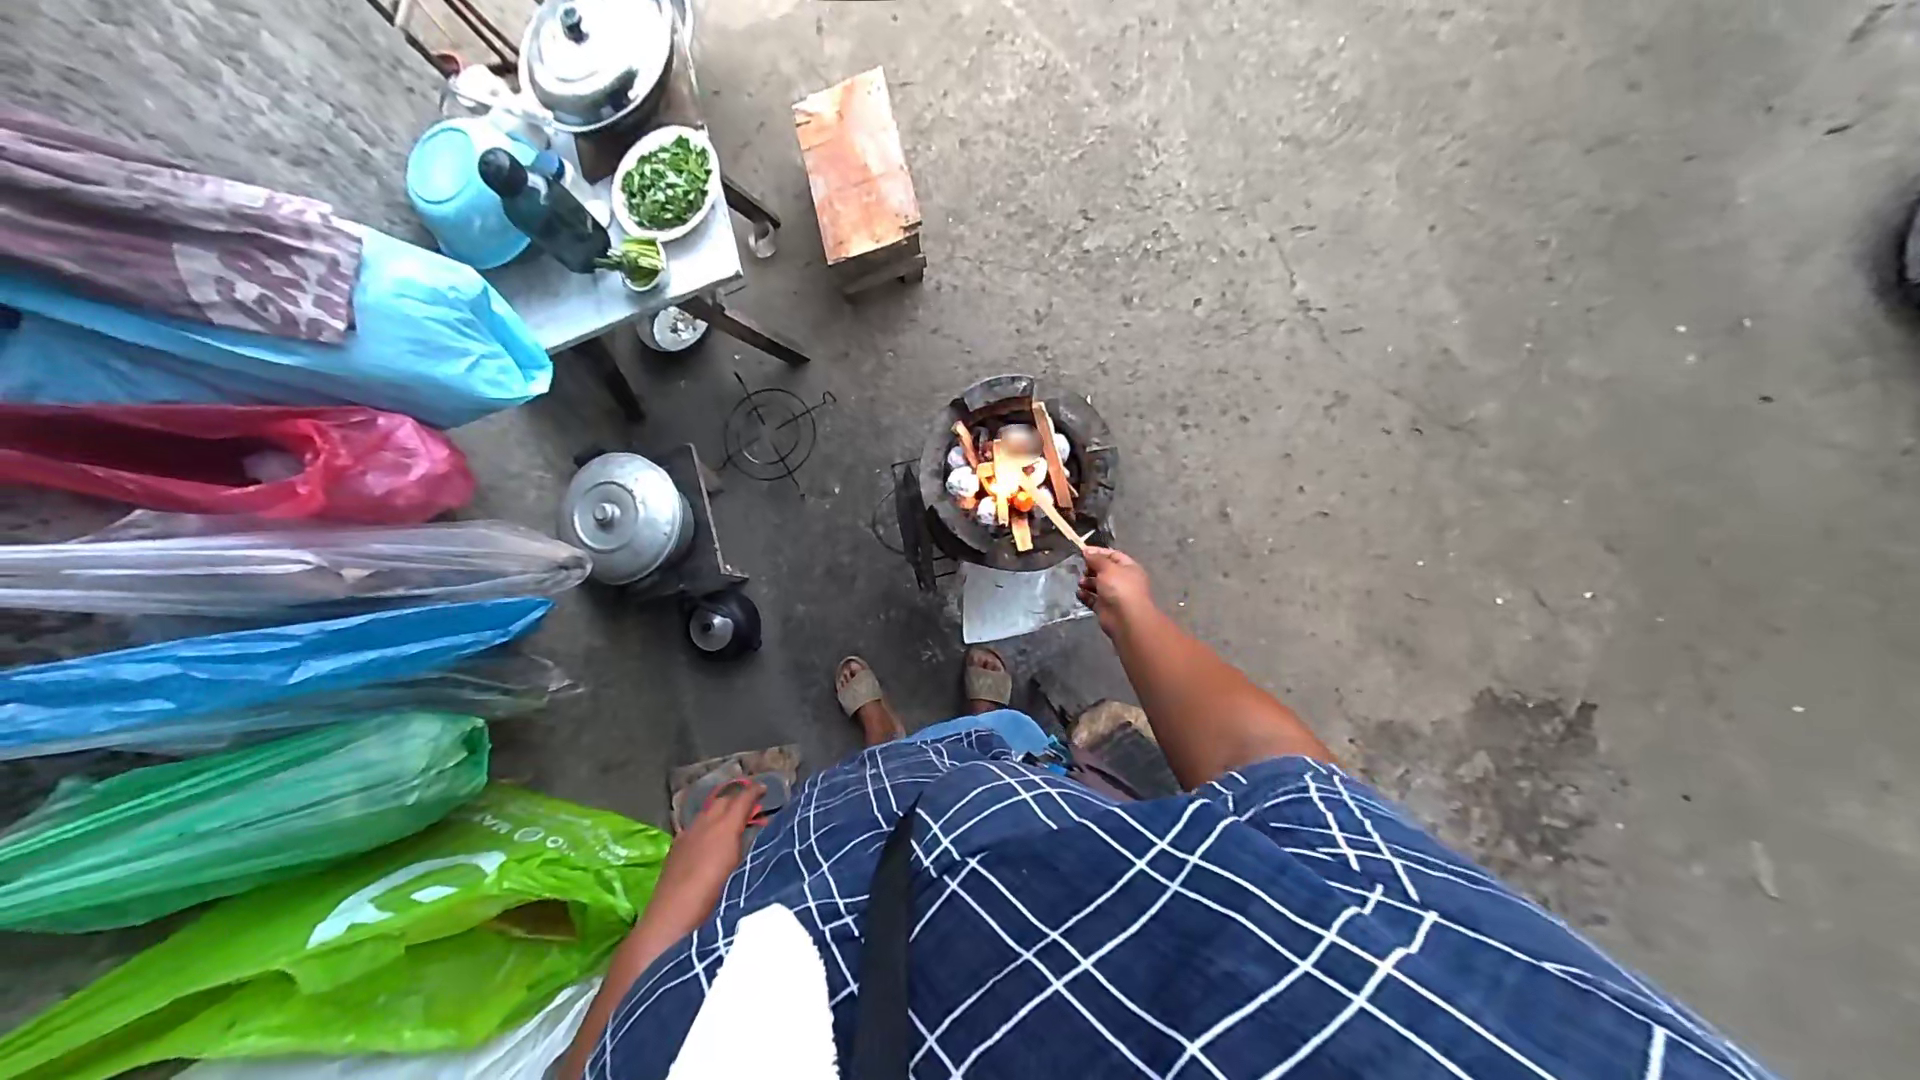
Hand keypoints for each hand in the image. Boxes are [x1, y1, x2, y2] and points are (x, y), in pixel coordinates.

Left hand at [651, 780, 763, 921]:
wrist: (671, 920)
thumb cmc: (714, 897)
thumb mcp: (742, 869)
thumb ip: (750, 844)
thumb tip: (761, 830)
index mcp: (725, 826)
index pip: (742, 798)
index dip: (754, 791)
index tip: (764, 789)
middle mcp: (705, 824)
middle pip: (722, 800)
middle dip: (737, 798)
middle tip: (750, 806)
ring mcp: (686, 835)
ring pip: (706, 812)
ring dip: (720, 811)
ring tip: (731, 822)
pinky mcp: (674, 849)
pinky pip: (694, 827)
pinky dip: (706, 825)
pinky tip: (708, 840)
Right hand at [1078, 547, 1154, 637]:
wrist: (1126, 618)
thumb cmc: (1120, 588)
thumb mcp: (1107, 567)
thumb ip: (1096, 558)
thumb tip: (1086, 551)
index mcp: (1128, 568)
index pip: (1112, 555)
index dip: (1098, 552)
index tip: (1082, 551)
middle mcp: (1122, 580)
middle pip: (1104, 570)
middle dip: (1091, 568)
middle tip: (1081, 568)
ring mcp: (1114, 595)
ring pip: (1097, 585)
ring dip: (1087, 582)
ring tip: (1080, 582)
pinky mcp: (1105, 608)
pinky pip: (1093, 599)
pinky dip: (1085, 596)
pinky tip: (1078, 593)